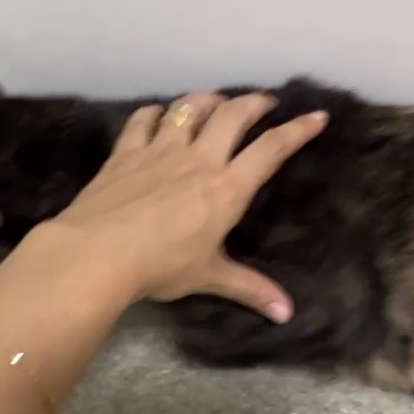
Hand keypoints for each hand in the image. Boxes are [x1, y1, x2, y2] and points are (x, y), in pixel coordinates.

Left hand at [35, 92, 327, 322]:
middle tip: (265, 102)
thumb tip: (287, 314)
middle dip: (254, 103)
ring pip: (189, 108)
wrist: (97, 252)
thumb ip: (250, 289)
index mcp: (227, 189)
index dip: (297, 131)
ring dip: (208, 99)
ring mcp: (160, 151)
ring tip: (217, 101)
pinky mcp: (126, 152)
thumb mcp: (210, 278)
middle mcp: (199, 160)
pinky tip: (159, 115)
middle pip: (232, 115)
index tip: (316, 116)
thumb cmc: (161, 266)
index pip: (271, 150)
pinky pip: (144, 119)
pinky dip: (156, 113)